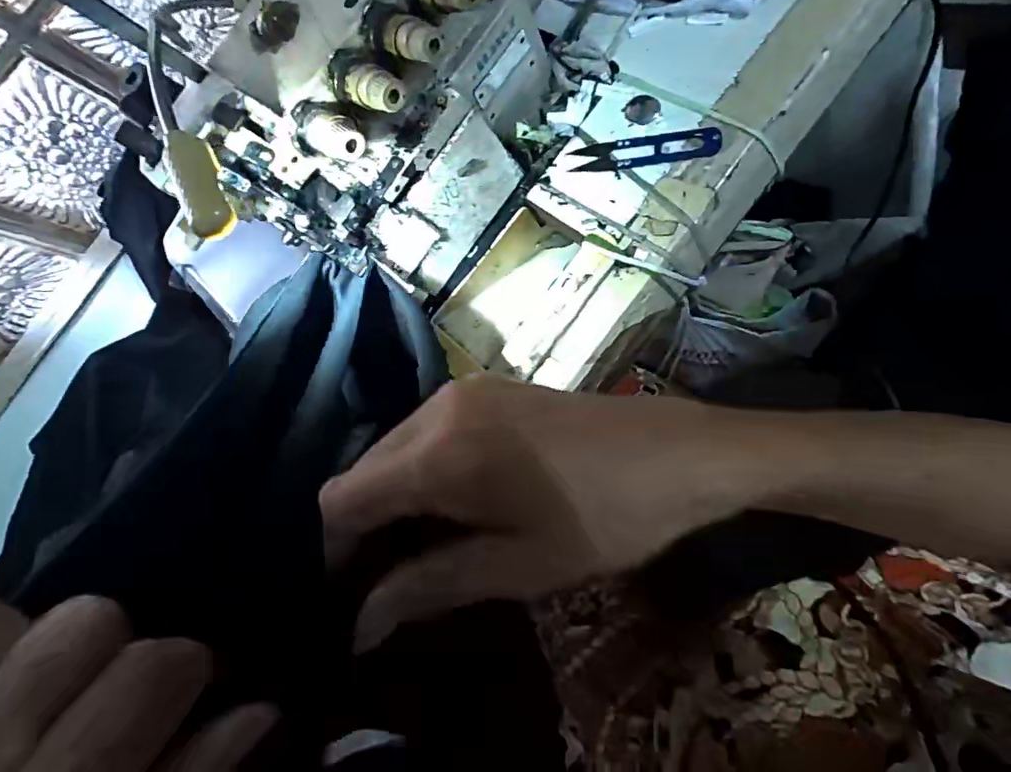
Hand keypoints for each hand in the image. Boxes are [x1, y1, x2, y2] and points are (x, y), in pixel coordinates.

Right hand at [321, 376, 781, 650]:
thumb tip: (360, 624)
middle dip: (361, 527)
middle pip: (362, 470)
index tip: (347, 594)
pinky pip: (421, 430)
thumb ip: (430, 586)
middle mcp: (434, 408)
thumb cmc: (605, 517)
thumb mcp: (519, 566)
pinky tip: (448, 501)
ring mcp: (457, 390)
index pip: (342, 498)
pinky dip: (417, 469)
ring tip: (418, 547)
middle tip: (384, 581)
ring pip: (390, 448)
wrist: (677, 449)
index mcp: (438, 453)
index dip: (333, 550)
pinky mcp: (478, 386)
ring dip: (390, 498)